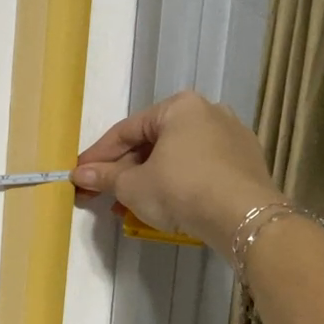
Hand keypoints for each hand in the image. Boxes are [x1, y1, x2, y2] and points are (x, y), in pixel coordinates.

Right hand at [71, 90, 283, 249]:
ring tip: (125, 205)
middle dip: (123, 170)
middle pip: (152, 142)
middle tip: (101, 193)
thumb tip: (80, 174)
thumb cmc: (180, 189)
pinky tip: (160, 205)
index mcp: (179, 107)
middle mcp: (209, 112)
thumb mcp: (132, 186)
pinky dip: (174, 183)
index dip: (97, 156)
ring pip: (175, 157)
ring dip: (146, 179)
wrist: (243, 216)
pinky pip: (198, 168)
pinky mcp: (244, 162)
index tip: (79, 175)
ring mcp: (231, 136)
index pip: (126, 130)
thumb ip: (105, 177)